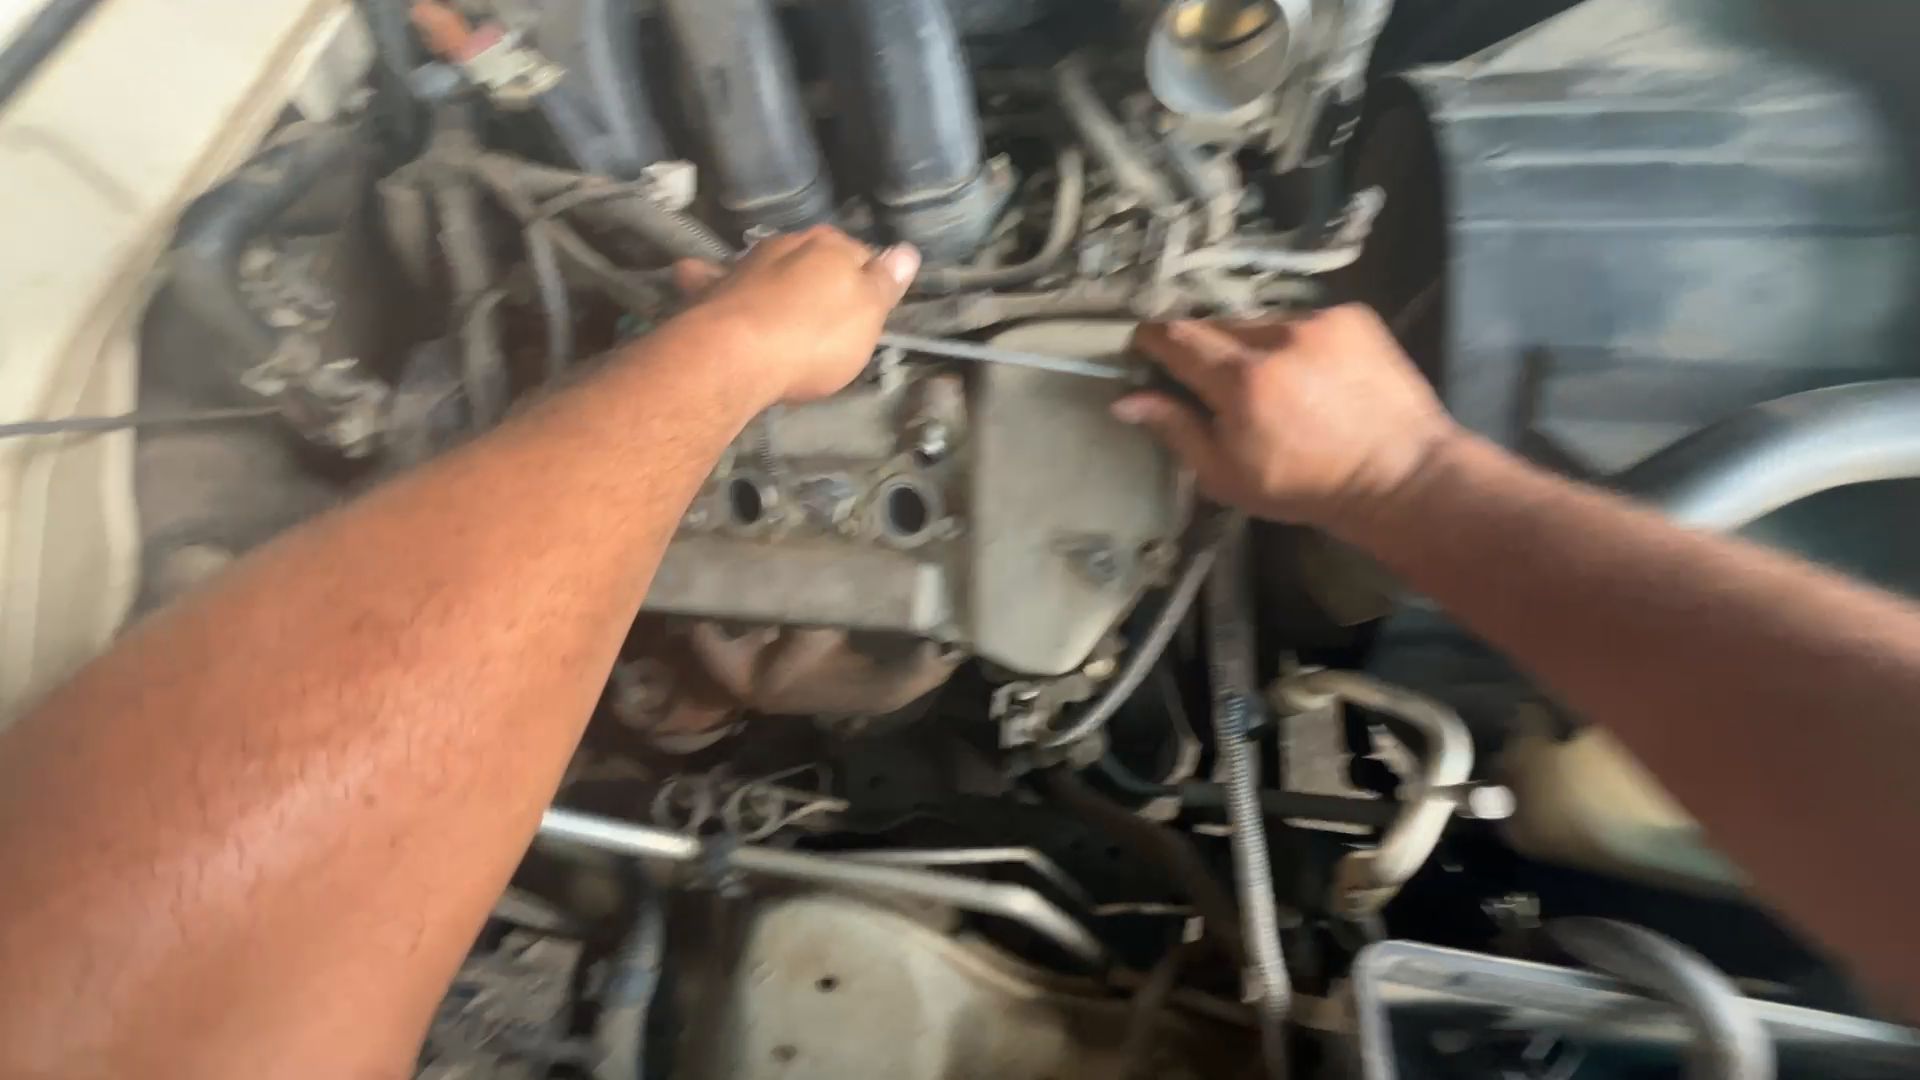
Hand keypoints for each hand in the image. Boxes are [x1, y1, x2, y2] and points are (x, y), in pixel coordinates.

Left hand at [670, 227, 919, 405]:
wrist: (736, 357)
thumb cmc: (814, 339)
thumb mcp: (868, 315)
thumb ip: (886, 282)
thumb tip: (907, 250)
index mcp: (832, 247)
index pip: (863, 255)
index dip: (870, 283)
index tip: (871, 310)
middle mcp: (788, 244)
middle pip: (815, 259)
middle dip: (823, 280)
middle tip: (830, 318)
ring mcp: (746, 263)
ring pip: (770, 264)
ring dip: (778, 279)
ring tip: (784, 311)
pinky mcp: (711, 289)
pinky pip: (716, 277)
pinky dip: (718, 280)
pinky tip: (716, 287)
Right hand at [1114, 305, 1460, 530]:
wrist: (1400, 476)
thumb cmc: (1302, 487)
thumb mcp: (1225, 474)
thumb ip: (1175, 430)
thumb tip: (1126, 401)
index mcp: (1242, 382)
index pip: (1178, 337)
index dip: (1152, 338)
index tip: (1141, 345)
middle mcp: (1278, 337)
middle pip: (1215, 325)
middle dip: (1202, 348)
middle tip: (1205, 381)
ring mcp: (1320, 321)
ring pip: (1257, 321)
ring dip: (1245, 345)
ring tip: (1261, 382)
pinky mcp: (1353, 316)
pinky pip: (1298, 320)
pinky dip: (1287, 342)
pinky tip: (1302, 374)